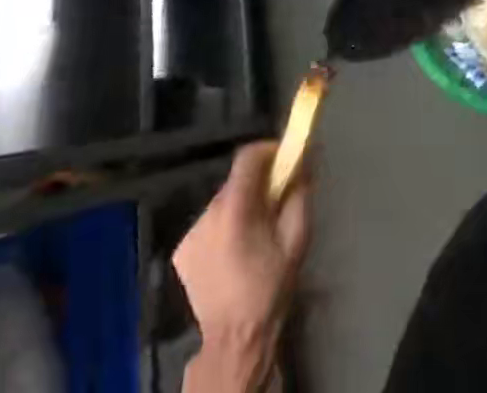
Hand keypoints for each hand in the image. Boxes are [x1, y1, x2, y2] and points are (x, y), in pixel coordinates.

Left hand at [174, 141, 310, 392]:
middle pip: (235, 181)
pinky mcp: (181, 251)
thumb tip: (305, 161)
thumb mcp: (297, 238)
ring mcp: (190, 233)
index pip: (247, 158)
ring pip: (222, 203)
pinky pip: (209, 225)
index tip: (285, 158)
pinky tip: (236, 251)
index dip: (268, 150)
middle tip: (277, 200)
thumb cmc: (271, 286)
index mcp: (235, 210)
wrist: (235, 337)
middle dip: (258, 183)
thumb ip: (300, 194)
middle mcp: (207, 214)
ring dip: (241, 206)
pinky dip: (225, 227)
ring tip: (257, 231)